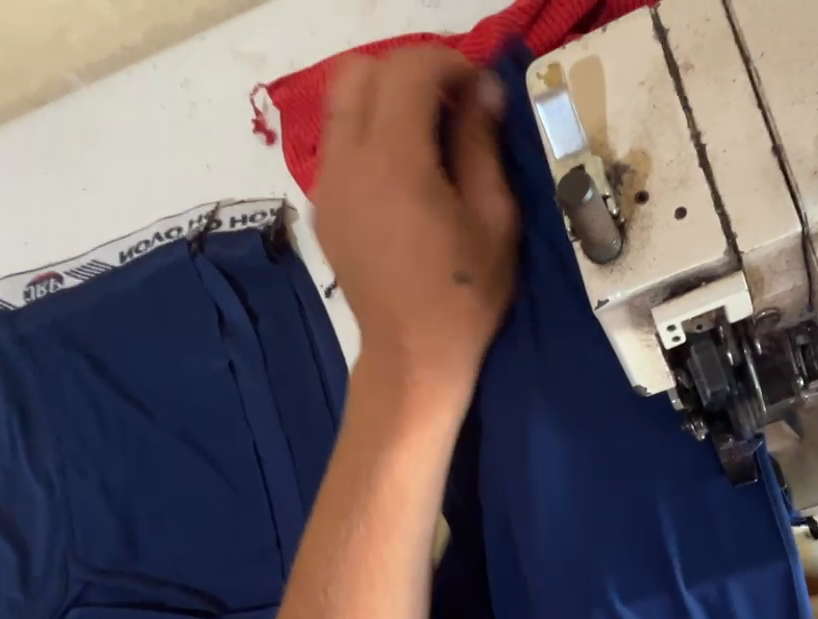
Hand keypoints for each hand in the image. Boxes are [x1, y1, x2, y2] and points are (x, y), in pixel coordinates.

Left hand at [312, 47, 519, 410]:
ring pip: (342, 106)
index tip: (478, 90)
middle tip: (450, 105)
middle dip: (409, 72)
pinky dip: (369, 137)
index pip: (408, 69)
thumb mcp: (494, 219)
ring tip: (427, 138)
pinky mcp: (323, 209)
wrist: (413, 355)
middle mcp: (348, 162)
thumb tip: (482, 90)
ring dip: (385, 102)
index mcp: (396, 162)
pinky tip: (403, 178)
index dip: (448, 63)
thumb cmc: (466, 295)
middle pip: (361, 72)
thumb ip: (482, 145)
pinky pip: (339, 147)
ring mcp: (328, 186)